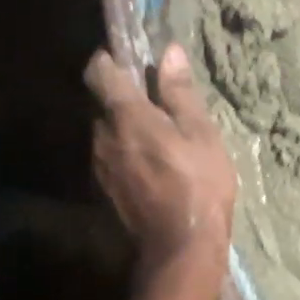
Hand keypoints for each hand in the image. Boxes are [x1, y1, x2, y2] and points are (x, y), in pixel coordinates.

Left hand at [85, 44, 236, 283]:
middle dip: (123, 95)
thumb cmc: (198, 183)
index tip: (128, 54)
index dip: (109, 57)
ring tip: (160, 132)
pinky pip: (111, 156)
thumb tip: (169, 52)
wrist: (180, 246)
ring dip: (126, 126)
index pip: (99, 72)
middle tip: (156, 98)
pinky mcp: (104, 188)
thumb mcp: (201, 133)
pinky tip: (154, 162)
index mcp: (126, 116)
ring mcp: (99, 165)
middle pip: (102, 103)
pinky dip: (127, 150)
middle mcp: (102, 136)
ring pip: (107, 132)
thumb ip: (180, 92)